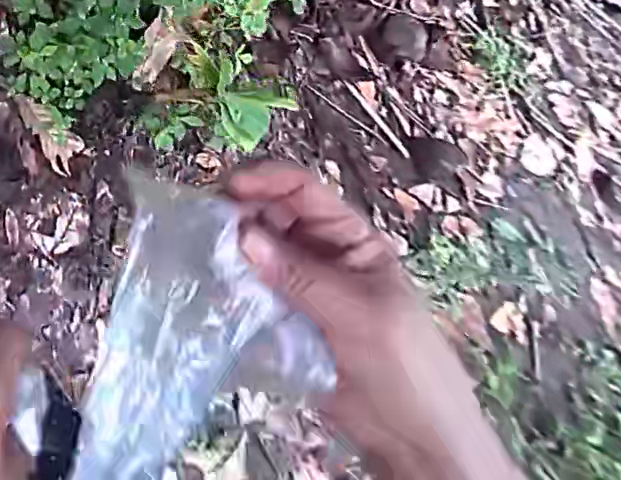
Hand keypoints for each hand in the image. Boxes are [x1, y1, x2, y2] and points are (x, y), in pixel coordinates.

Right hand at [227, 163, 522, 479]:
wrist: (415, 442)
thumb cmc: (408, 370)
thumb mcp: (363, 316)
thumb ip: (302, 274)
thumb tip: (242, 235)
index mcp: (349, 238)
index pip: (301, 188)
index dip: (265, 179)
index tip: (229, 190)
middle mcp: (316, 248)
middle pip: (266, 208)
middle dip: (237, 211)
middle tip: (210, 227)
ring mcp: (293, 276)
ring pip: (249, 241)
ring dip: (228, 244)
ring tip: (205, 255)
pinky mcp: (273, 304)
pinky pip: (243, 277)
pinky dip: (225, 274)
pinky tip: (212, 281)